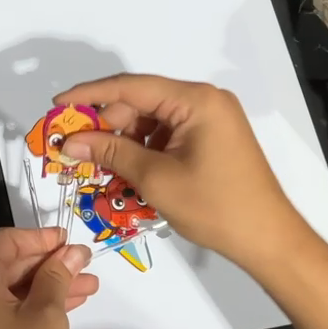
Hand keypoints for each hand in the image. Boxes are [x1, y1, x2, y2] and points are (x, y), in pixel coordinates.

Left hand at [0, 227, 98, 328]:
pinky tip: (70, 302)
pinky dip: (35, 301)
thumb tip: (72, 251)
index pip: (7, 241)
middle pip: (10, 261)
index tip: (72, 240)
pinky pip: (7, 303)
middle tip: (87, 263)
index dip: (41, 238)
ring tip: (90, 284)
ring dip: (48, 283)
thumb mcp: (47, 317)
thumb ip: (57, 277)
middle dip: (50, 262)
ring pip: (13, 284)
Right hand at [55, 74, 318, 270]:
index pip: (131, 87)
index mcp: (195, 101)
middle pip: (140, 102)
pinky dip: (142, 150)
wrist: (270, 241)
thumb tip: (70, 142)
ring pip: (150, 120)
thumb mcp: (155, 179)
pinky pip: (165, 134)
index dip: (89, 95)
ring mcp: (209, 119)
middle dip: (106, 123)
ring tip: (96, 163)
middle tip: (75, 145)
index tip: (57, 104)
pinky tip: (124, 170)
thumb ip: (111, 152)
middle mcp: (203, 101)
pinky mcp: (210, 138)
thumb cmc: (215, 207)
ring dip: (122, 140)